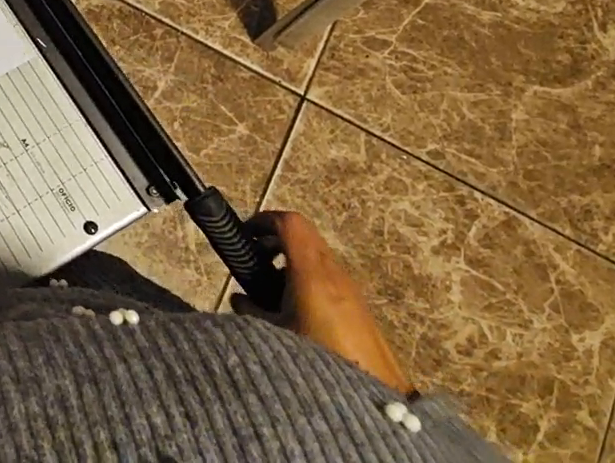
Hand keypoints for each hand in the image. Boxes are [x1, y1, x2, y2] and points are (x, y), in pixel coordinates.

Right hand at [232, 211, 414, 394]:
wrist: (375, 394)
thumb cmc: (320, 358)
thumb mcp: (277, 334)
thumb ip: (253, 311)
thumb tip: (239, 299)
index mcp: (311, 271)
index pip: (289, 222)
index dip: (264, 220)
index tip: (245, 234)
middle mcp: (333, 271)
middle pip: (303, 234)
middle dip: (274, 239)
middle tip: (254, 257)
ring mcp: (350, 287)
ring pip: (316, 254)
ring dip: (291, 258)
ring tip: (271, 285)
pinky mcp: (359, 303)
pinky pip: (328, 274)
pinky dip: (307, 275)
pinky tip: (296, 307)